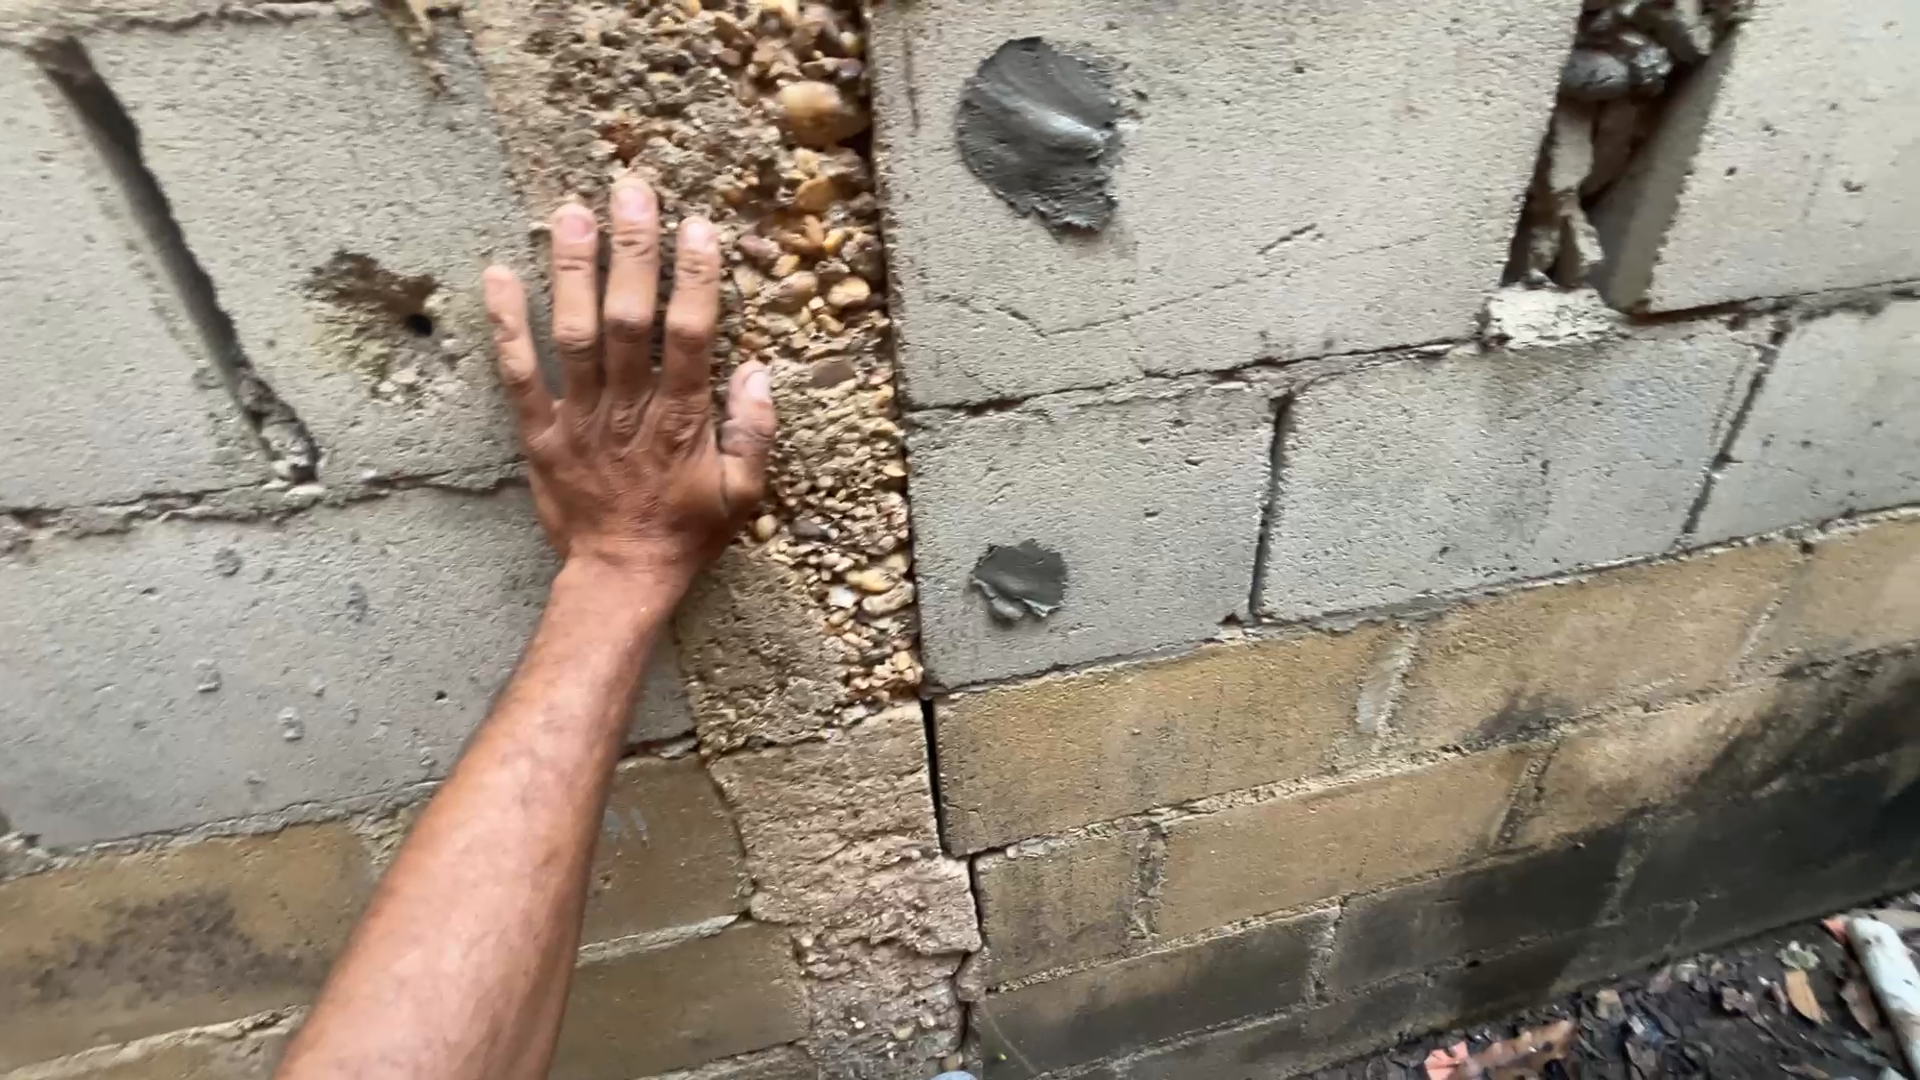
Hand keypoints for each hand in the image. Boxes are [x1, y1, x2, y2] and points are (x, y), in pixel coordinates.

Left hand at [482, 178, 775, 595]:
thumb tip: (758, 372)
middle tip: (631, 191)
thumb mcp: (744, 495)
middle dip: (632, 253)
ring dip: (573, 272)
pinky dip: (506, 327)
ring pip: (573, 335)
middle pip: (628, 320)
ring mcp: (579, 420)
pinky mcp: (540, 434)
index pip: (689, 338)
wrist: (623, 575)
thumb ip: (754, 434)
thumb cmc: (689, 533)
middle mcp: (629, 410)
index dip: (694, 282)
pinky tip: (498, 275)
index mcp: (682, 422)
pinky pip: (519, 376)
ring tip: (573, 211)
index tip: (697, 229)